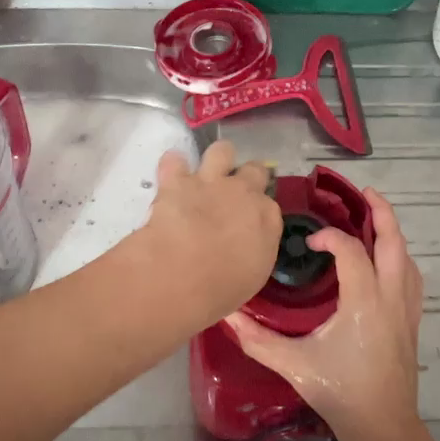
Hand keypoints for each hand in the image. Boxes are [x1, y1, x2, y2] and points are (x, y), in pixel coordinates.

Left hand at [128, 141, 282, 329]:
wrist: (181, 274)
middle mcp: (244, 193)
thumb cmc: (221, 289)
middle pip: (255, 170)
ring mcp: (211, 181)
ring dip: (216, 160)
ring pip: (222, 151)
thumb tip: (242, 251)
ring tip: (206, 173)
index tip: (249, 222)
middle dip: (247, 177)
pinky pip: (175, 160)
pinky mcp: (178, 180)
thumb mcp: (249, 278)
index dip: (258, 211)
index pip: (269, 206)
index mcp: (267, 219)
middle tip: (234, 193)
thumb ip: (251, 254)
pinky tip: (170, 174)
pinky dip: (172, 166)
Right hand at [223, 187, 423, 438]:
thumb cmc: (339, 391)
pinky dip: (402, 258)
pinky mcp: (412, 321)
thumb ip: (258, 340)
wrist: (382, 426)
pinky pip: (413, 277)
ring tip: (375, 219)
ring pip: (407, 257)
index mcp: (363, 300)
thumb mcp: (294, 365)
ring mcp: (406, 308)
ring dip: (393, 233)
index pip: (350, 250)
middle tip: (364, 193)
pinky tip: (389, 261)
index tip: (310, 243)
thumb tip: (227, 315)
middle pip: (393, 241)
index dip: (330, 238)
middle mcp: (390, 296)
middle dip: (381, 212)